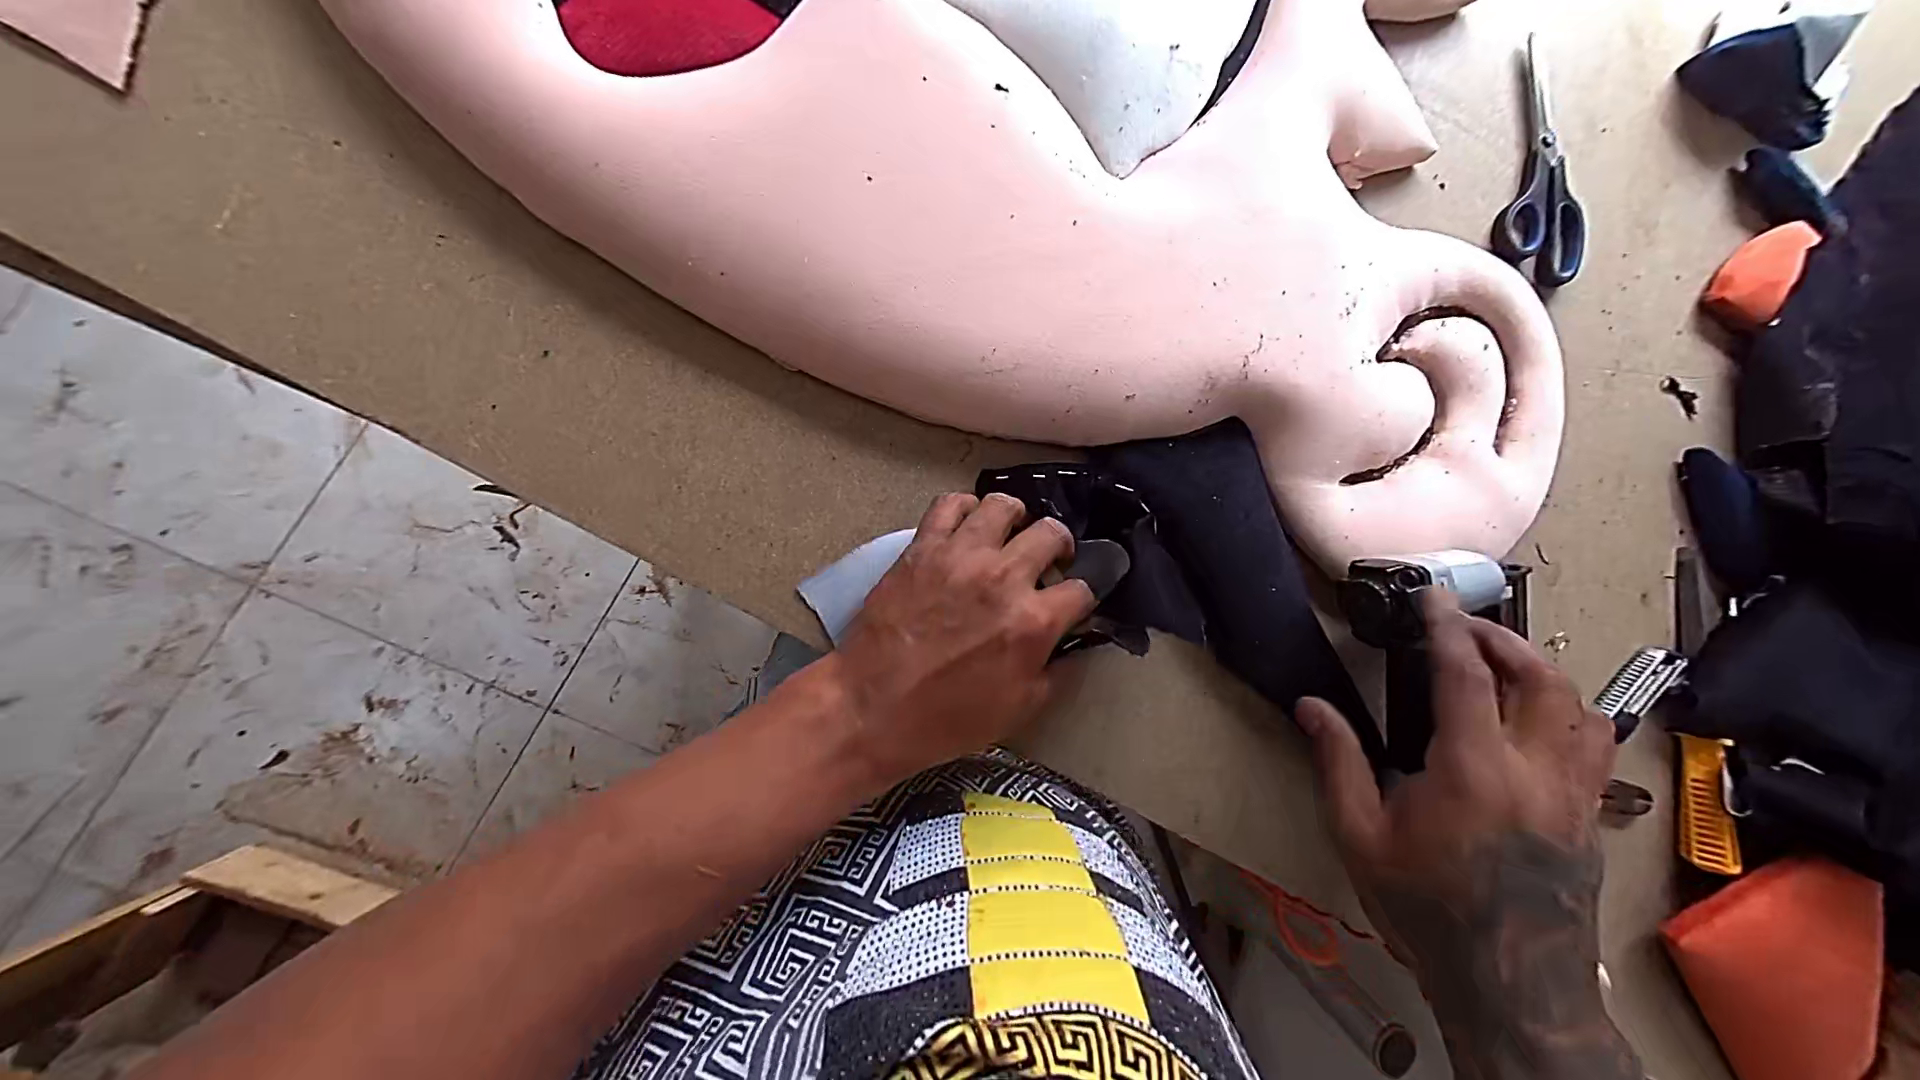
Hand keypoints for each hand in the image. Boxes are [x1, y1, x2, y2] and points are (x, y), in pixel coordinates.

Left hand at [815, 492, 1096, 787]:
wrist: (871, 707)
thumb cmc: (945, 718)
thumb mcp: (1019, 709)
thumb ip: (1057, 672)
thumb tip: (1074, 645)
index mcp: (1032, 622)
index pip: (1082, 590)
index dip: (1083, 597)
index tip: (1073, 602)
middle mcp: (1003, 578)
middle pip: (1051, 533)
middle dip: (1060, 547)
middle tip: (1049, 561)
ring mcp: (960, 556)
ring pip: (1003, 506)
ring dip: (1016, 518)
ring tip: (1010, 535)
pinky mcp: (923, 548)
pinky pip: (949, 504)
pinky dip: (965, 509)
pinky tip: (967, 526)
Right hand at [1298, 589, 1641, 1079]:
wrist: (1510, 982)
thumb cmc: (1424, 906)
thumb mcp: (1359, 833)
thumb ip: (1337, 761)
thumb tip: (1310, 706)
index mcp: (1472, 771)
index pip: (1466, 676)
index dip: (1447, 627)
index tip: (1432, 597)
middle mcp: (1534, 772)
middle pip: (1541, 679)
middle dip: (1503, 639)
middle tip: (1462, 626)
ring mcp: (1574, 795)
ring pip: (1581, 708)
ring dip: (1541, 670)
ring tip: (1501, 659)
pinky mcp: (1590, 816)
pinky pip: (1596, 745)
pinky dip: (1568, 710)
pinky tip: (1537, 714)